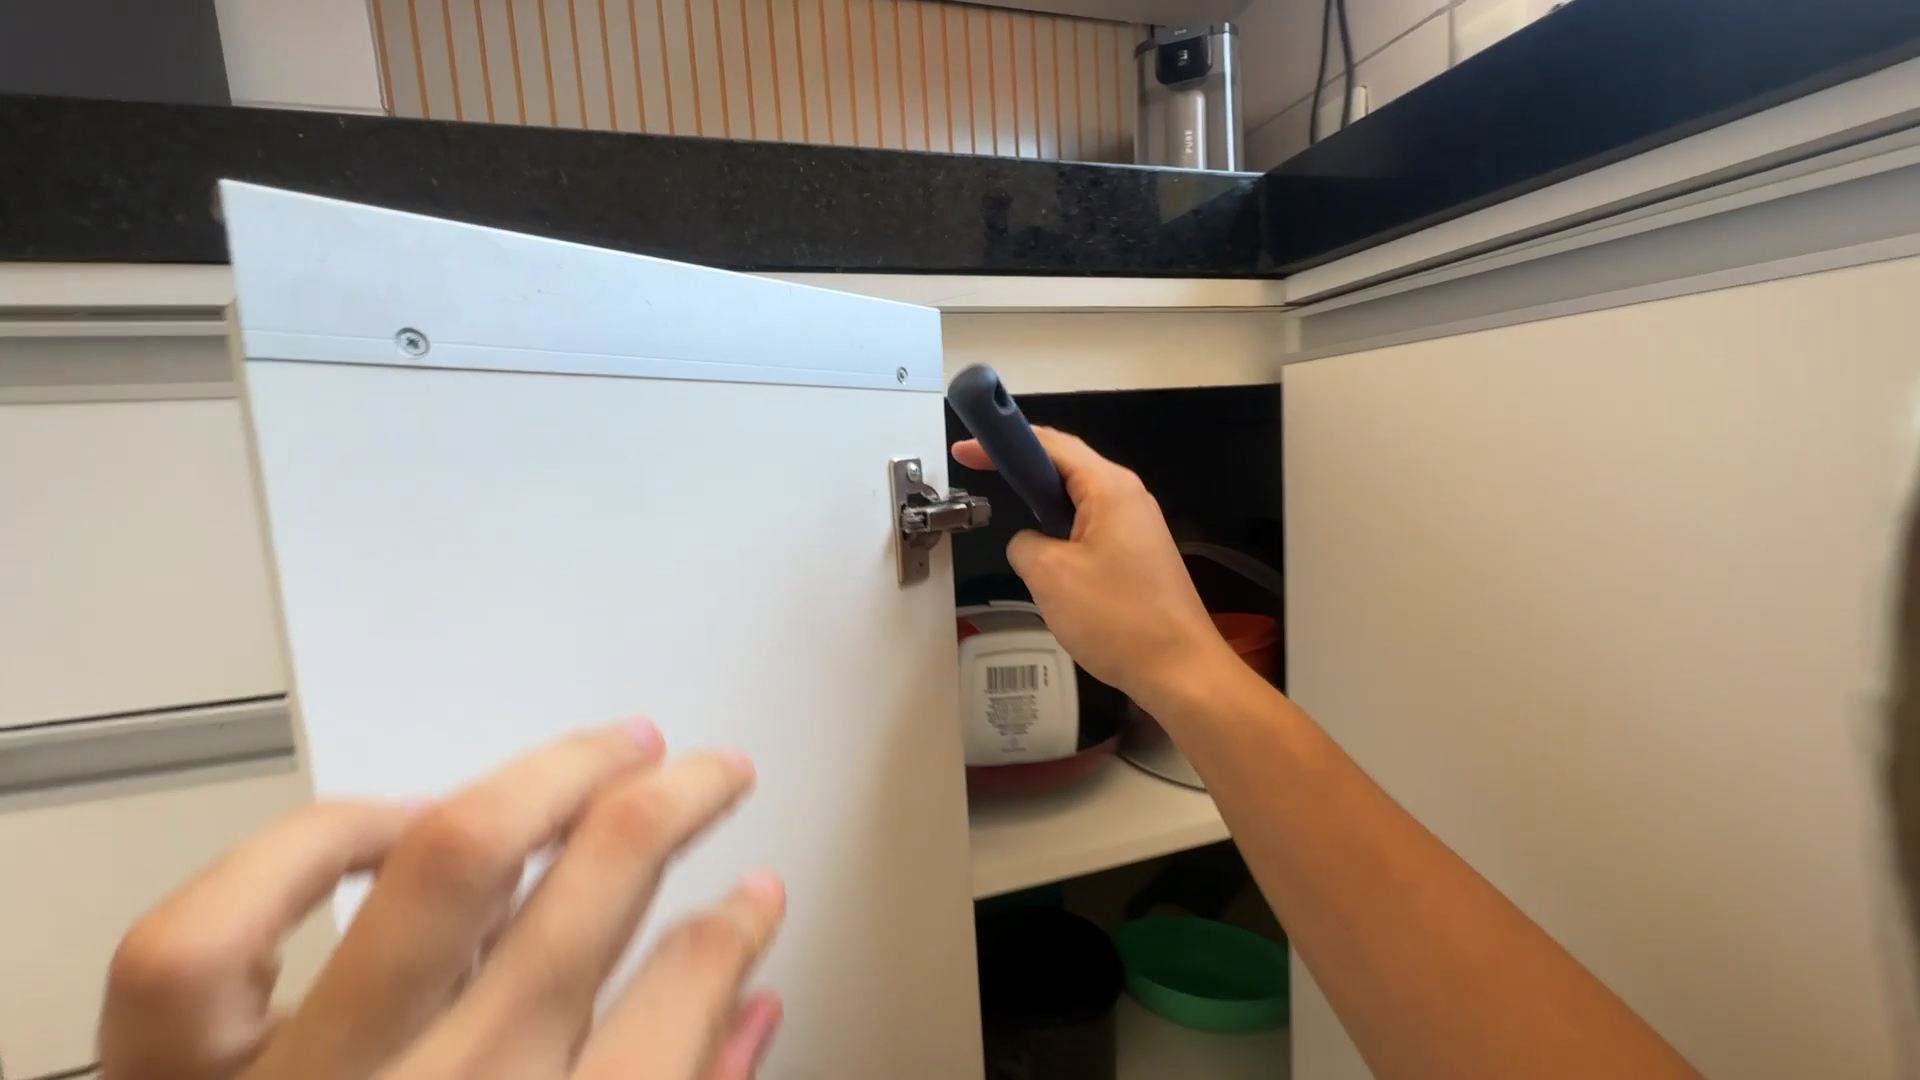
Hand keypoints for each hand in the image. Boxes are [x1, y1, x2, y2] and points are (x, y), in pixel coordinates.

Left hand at [99, 721, 784, 1079]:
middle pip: (598, 888)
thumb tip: (752, 1005)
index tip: (754, 895)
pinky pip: (206, 942)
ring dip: (553, 778)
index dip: (742, 923)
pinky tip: (392, 822)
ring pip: (448, 862)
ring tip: (607, 750)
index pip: (689, 985)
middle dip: (681, 800)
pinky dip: (308, 849)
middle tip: (712, 771)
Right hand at [953, 427, 1236, 711]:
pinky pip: (1091, 528)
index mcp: (1110, 488)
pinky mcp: (1139, 555)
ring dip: (1042, 506)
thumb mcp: (1049, 576)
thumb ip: (1024, 544)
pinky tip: (1047, 559)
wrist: (1181, 672)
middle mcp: (1128, 497)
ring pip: (1078, 502)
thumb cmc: (1117, 618)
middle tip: (980, 476)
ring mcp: (1137, 527)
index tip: (967, 448)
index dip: (1004, 441)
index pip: (1050, 444)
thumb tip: (1030, 543)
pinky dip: (1062, 532)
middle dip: (1022, 470)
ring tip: (1010, 518)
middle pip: (1066, 467)